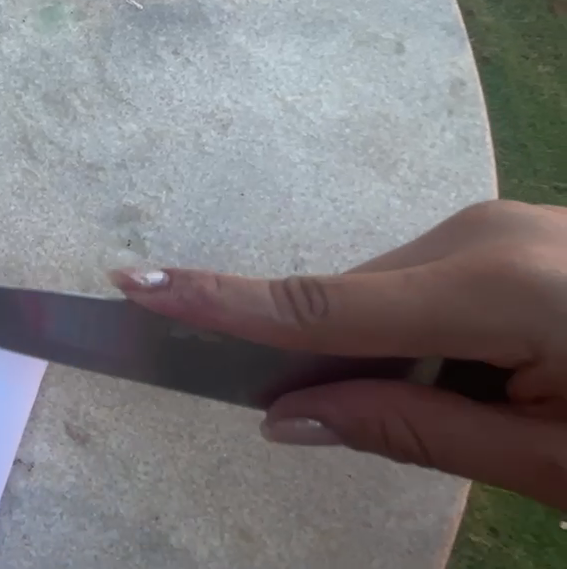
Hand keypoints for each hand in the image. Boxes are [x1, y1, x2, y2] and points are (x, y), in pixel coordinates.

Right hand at [110, 199, 566, 508]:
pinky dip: (428, 323)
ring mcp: (506, 222)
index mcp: (511, 289)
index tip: (131, 283)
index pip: (322, 305)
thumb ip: (417, 429)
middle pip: (355, 296)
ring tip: (497, 404)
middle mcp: (489, 232)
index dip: (220, 301)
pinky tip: (505, 364)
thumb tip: (283, 416)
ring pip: (389, 286)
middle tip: (369, 421)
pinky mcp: (519, 229)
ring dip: (392, 342)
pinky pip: (430, 276)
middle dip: (342, 355)